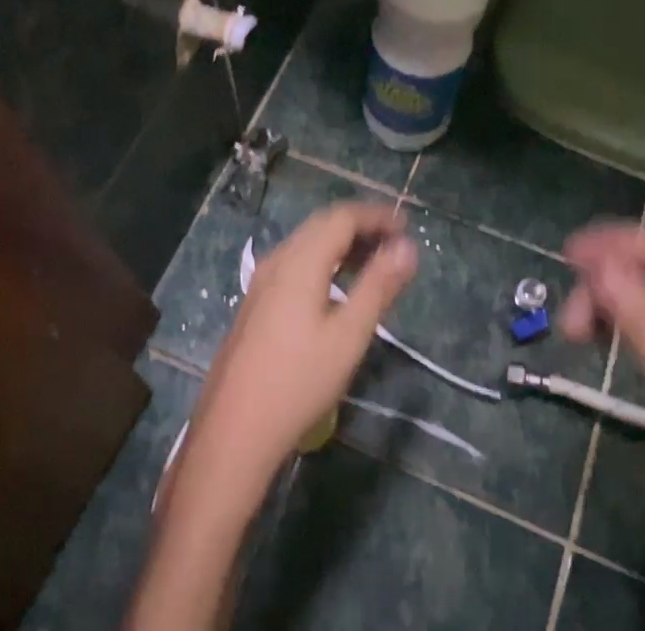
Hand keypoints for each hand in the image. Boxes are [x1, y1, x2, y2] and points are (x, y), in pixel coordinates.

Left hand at [190, 202, 416, 477]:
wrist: (236, 428)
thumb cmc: (300, 381)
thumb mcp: (349, 335)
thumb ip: (379, 286)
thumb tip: (407, 247)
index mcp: (299, 262)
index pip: (341, 218)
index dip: (376, 216)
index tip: (407, 228)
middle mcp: (276, 262)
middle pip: (321, 226)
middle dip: (360, 227)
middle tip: (395, 243)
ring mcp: (261, 283)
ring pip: (306, 245)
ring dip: (341, 244)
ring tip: (375, 263)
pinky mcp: (256, 304)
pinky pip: (294, 264)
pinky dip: (323, 262)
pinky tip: (338, 289)